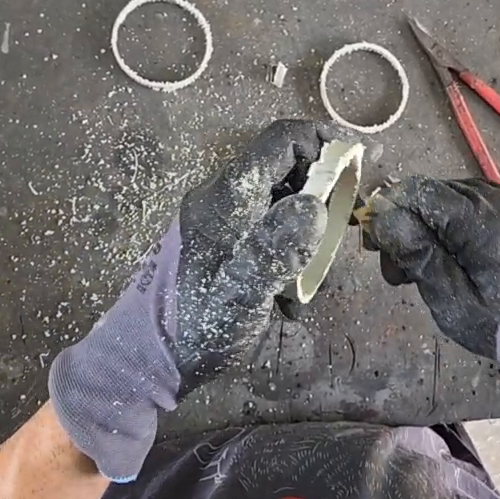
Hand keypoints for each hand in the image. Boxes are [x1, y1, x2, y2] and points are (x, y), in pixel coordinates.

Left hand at [50, 119, 336, 480]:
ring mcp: (220, 216)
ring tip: (309, 282)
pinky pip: (265, 227)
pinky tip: (287, 293)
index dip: (324, 144)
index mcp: (230, 195)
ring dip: (306, 233)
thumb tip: (315, 205)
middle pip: (287, 168)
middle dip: (322, 196)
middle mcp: (224, 195)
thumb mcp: (243, 293)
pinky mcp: (219, 239)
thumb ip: (278, 247)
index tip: (355, 169)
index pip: (283, 139)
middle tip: (340, 235)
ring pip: (280, 200)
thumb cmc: (194, 327)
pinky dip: (285, 250)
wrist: (145, 359)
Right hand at [361, 177, 499, 412]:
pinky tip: (435, 257)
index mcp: (484, 222)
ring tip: (413, 271)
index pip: (419, 193)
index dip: (388, 212)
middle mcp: (493, 198)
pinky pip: (453, 205)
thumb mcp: (451, 299)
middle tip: (394, 271)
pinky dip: (436, 227)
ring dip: (416, 229)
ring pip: (435, 198)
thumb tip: (381, 215)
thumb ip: (418, 254)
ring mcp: (499, 199)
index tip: (372, 244)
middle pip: (425, 193)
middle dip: (401, 226)